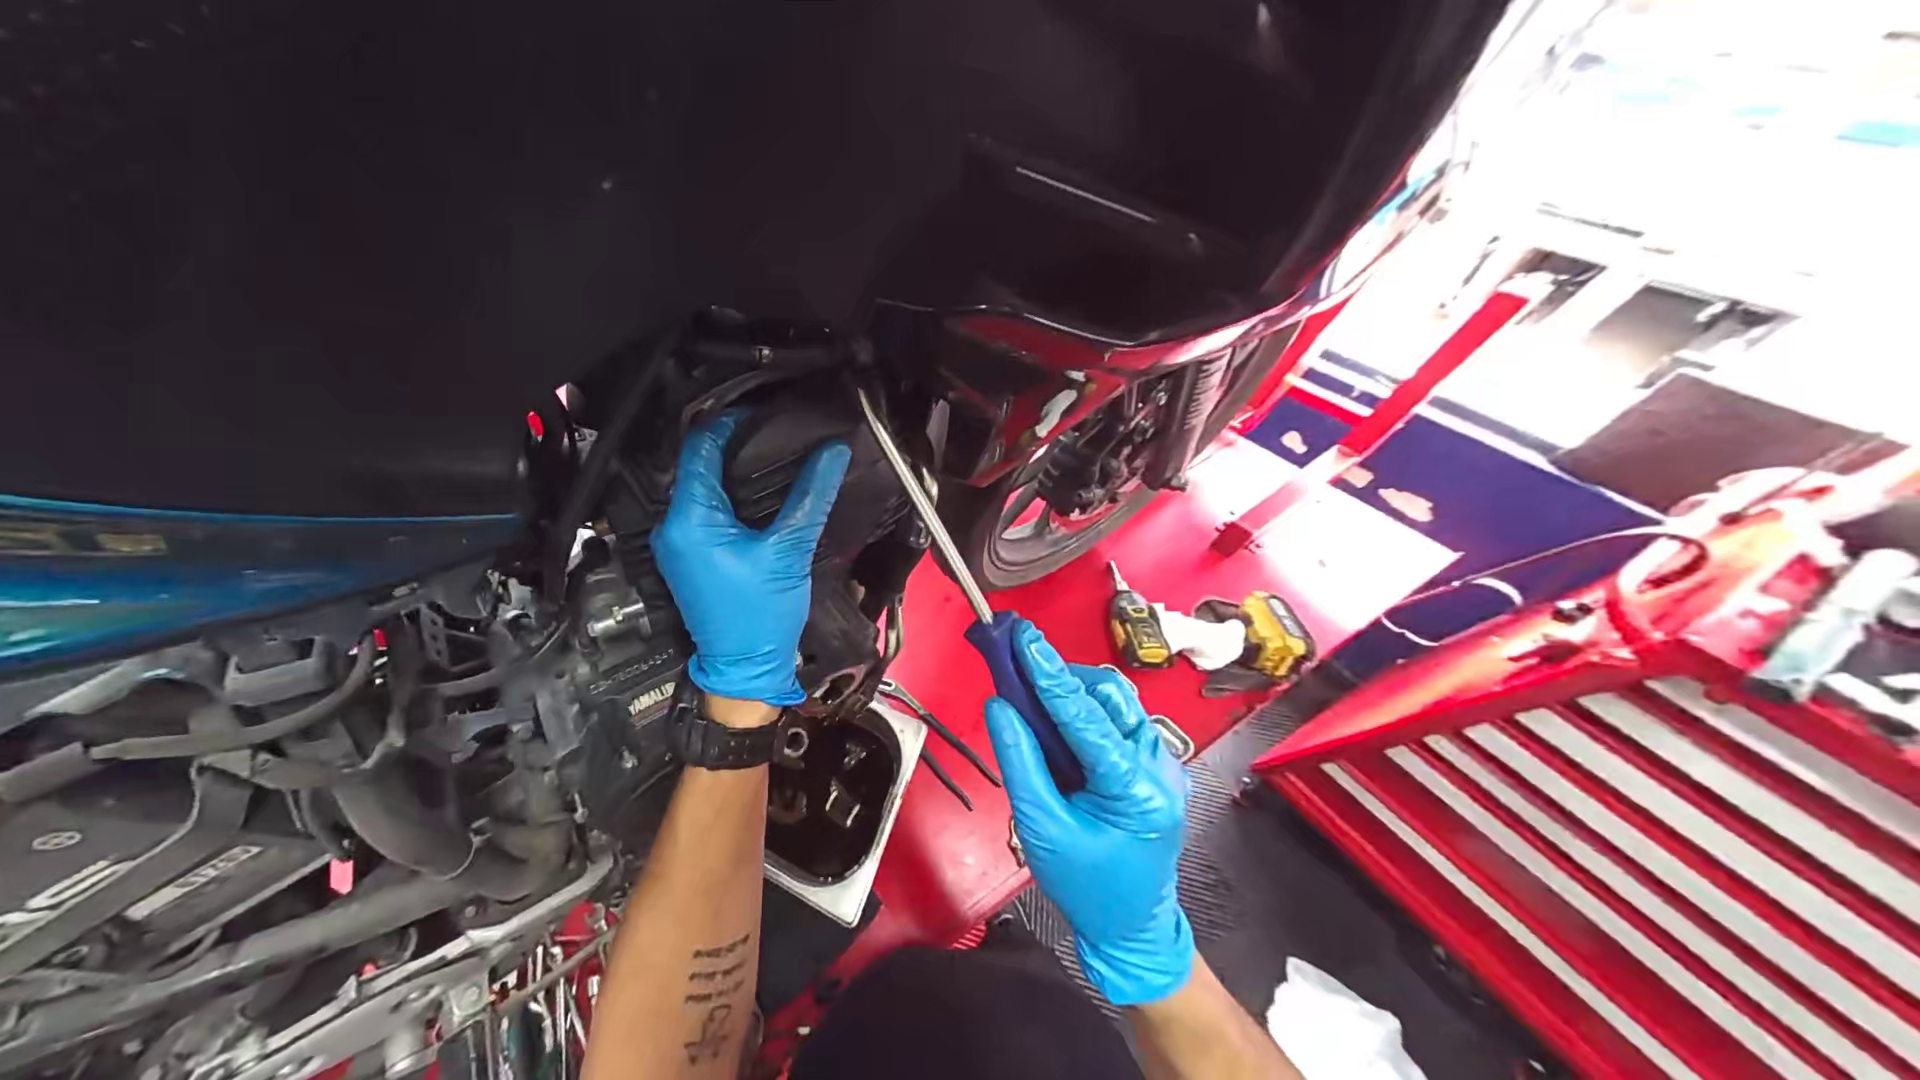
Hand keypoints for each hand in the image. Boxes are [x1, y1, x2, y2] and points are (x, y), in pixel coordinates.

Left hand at [651, 413, 850, 706]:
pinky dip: (729, 494)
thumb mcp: (789, 551)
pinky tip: (759, 491)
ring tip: (771, 454)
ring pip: (701, 487)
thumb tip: (833, 452)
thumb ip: (809, 496)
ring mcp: (678, 542)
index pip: (700, 448)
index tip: (764, 414)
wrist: (745, 668)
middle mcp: (674, 525)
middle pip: (698, 464)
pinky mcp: (690, 556)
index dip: (730, 423)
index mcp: (690, 519)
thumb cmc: (761, 614)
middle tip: (774, 431)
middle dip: (734, 443)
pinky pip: (705, 510)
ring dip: (732, 469)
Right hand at [983, 618, 1192, 1005]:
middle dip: (1062, 676)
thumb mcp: (1042, 827)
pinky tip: (1059, 719)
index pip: (1085, 715)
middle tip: (1019, 662)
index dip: (1049, 674)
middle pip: (1108, 695)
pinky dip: (1087, 710)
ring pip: (1117, 701)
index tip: (1023, 639)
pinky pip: (1121, 719)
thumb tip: (1001, 705)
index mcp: (1135, 787)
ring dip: (1074, 690)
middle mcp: (1159, 765)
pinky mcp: (1156, 763)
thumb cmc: (1088, 887)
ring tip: (1034, 694)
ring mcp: (1163, 762)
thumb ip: (1020, 761)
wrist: (1132, 924)